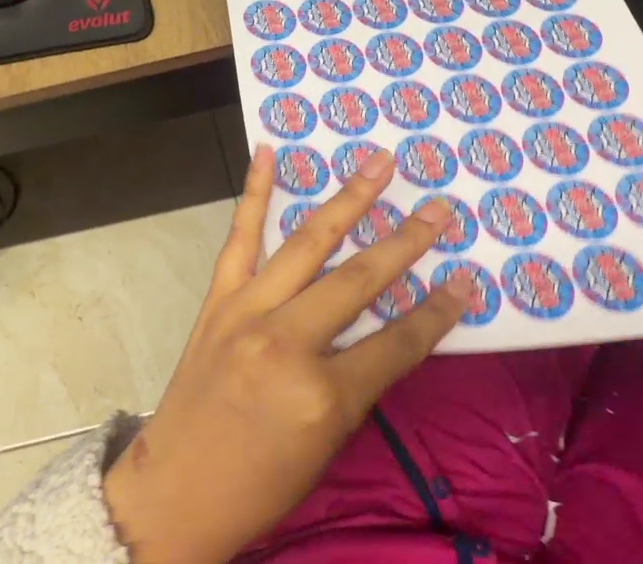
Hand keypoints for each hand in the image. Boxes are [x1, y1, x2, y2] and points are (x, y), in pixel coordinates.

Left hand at [103, 144, 473, 563]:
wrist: (175, 489)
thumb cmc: (262, 483)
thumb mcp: (328, 445)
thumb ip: (357, 382)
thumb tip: (388, 330)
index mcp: (323, 394)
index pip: (397, 342)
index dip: (437, 313)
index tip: (467, 280)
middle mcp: (286, 342)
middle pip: (359, 280)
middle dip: (406, 243)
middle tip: (440, 208)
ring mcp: (246, 312)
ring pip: (306, 244)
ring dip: (346, 200)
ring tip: (378, 164)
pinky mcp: (217, 301)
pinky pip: (239, 238)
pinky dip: (254, 193)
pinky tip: (267, 153)